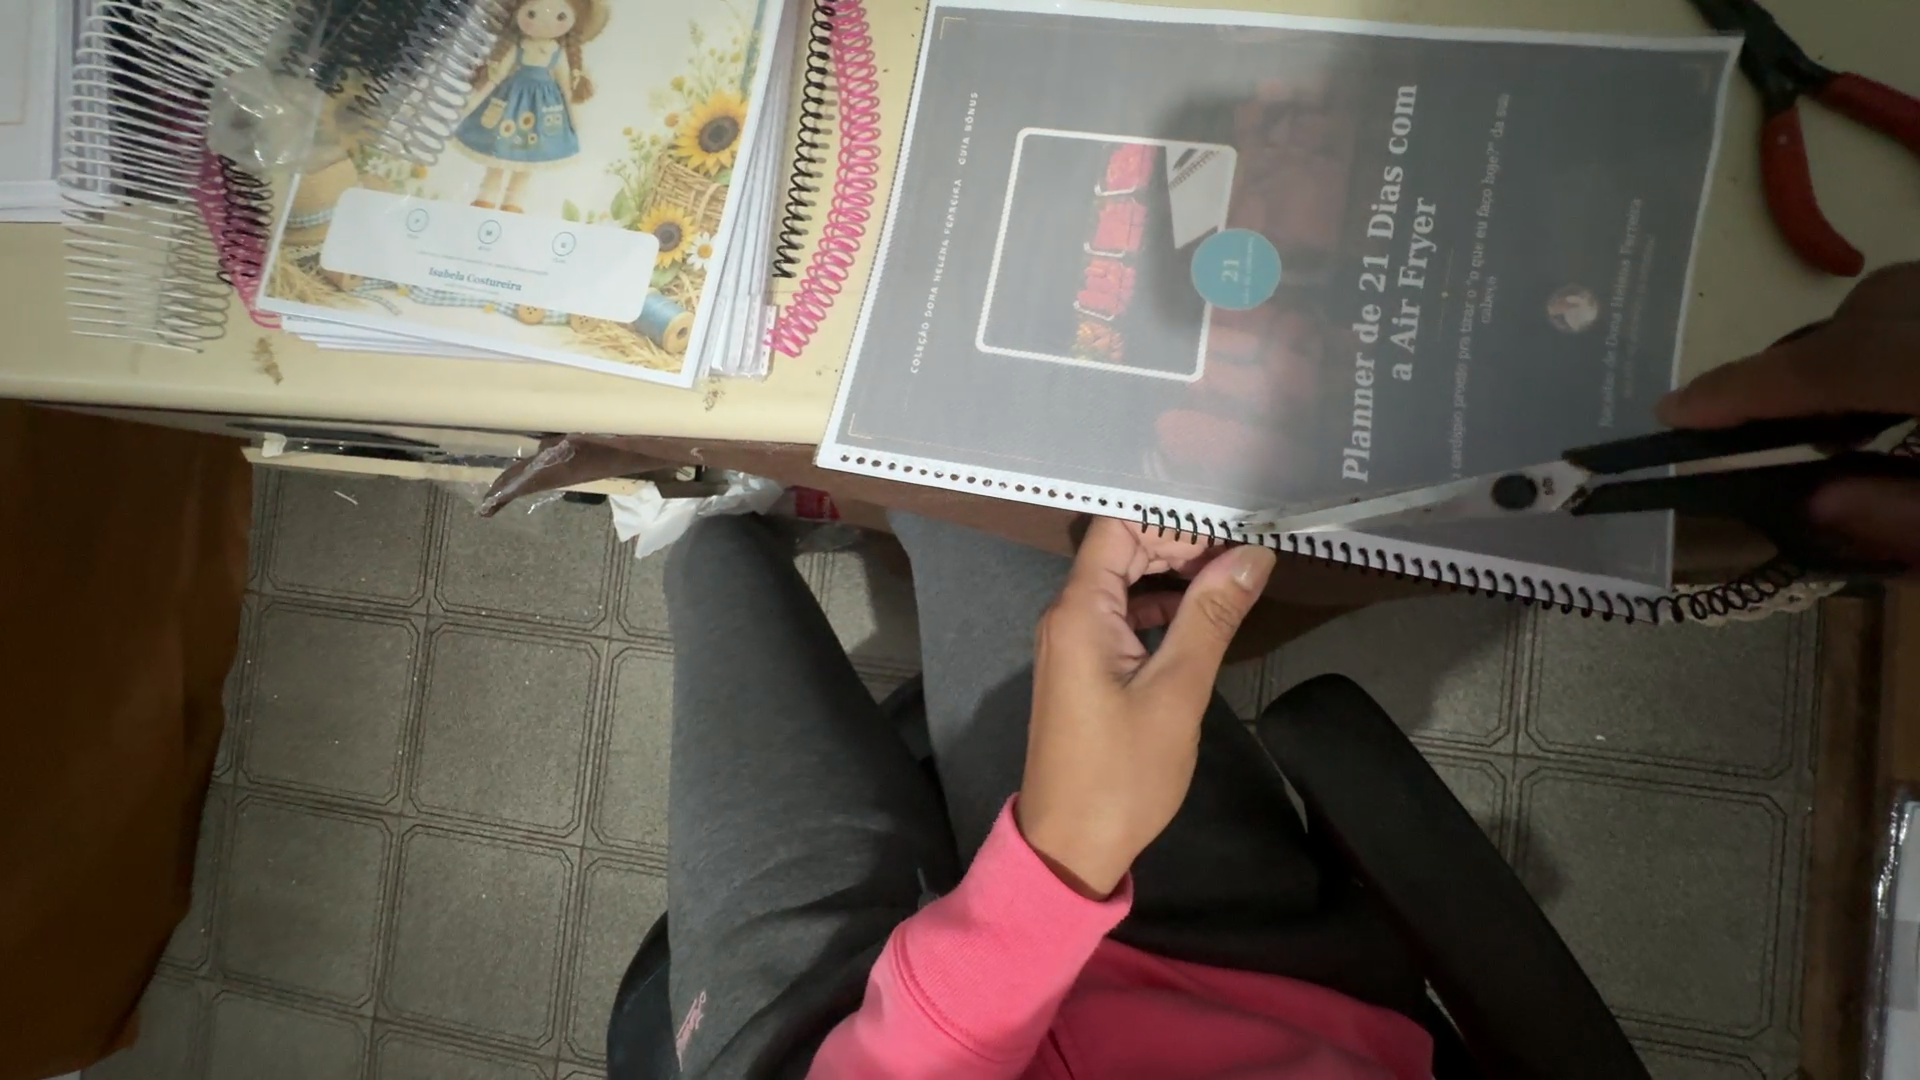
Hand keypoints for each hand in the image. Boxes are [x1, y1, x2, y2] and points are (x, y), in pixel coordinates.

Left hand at [1015, 519, 1276, 899]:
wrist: (1069, 843)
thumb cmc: (1122, 772)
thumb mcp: (1176, 691)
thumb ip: (1211, 616)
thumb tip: (1251, 555)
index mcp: (1079, 610)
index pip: (1117, 529)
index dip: (1170, 520)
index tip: (1227, 531)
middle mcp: (1066, 615)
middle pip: (1119, 551)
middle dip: (1176, 543)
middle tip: (1239, 553)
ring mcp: (1071, 641)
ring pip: (1120, 583)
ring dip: (1170, 575)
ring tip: (1230, 578)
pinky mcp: (1082, 666)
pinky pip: (1118, 616)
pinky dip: (1156, 608)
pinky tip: (1196, 616)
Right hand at [1658, 262, 1919, 567]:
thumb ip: (1912, 520)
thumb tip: (1816, 502)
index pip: (1830, 364)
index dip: (1737, 389)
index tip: (1672, 413)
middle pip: (1876, 306)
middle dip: (1810, 358)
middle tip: (1785, 424)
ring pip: (1909, 295)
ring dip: (1867, 343)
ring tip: (1866, 409)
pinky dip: (1904, 338)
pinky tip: (1903, 389)